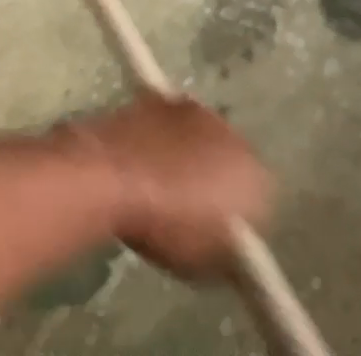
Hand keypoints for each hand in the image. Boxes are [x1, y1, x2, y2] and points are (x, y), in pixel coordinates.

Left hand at [66, 95, 270, 280]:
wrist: (105, 175)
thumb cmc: (165, 223)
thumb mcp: (206, 262)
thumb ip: (225, 249)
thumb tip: (222, 245)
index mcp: (256, 174)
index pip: (255, 199)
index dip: (232, 217)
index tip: (210, 232)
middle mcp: (227, 133)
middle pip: (223, 159)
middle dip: (206, 176)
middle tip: (179, 206)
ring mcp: (184, 108)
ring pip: (189, 137)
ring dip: (175, 153)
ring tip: (149, 184)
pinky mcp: (145, 98)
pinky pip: (156, 126)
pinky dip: (148, 140)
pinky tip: (129, 162)